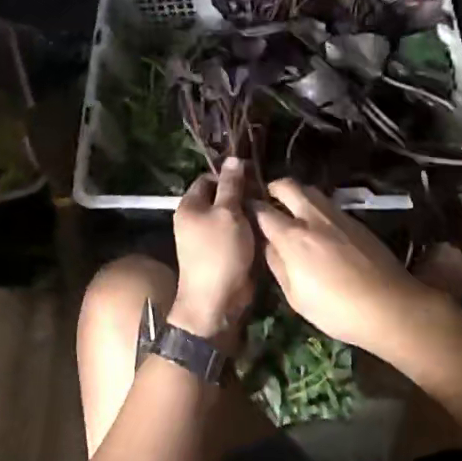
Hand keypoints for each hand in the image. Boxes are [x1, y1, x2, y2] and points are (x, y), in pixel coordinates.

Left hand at [170, 157, 255, 339]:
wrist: (217, 302)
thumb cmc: (220, 253)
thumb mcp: (228, 213)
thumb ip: (232, 186)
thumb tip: (232, 158)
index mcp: (190, 206)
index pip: (209, 179)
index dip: (230, 175)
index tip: (254, 177)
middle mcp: (196, 219)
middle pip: (221, 197)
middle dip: (243, 195)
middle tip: (267, 194)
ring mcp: (208, 238)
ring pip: (232, 217)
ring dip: (250, 214)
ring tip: (271, 209)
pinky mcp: (222, 253)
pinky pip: (237, 234)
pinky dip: (250, 231)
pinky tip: (268, 228)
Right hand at [252, 180, 434, 355]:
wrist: (391, 307)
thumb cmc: (337, 310)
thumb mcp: (296, 297)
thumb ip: (278, 265)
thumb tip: (268, 245)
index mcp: (293, 237)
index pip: (263, 210)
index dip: (250, 208)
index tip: (244, 212)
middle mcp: (313, 218)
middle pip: (288, 186)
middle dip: (273, 188)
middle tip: (268, 201)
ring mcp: (338, 216)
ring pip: (310, 191)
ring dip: (296, 195)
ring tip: (292, 212)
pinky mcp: (356, 221)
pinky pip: (328, 205)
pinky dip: (316, 208)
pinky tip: (318, 227)